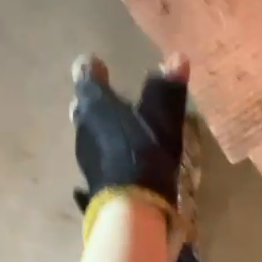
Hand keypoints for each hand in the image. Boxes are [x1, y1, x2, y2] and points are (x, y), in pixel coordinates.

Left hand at [70, 53, 188, 210]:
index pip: (85, 76)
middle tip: (101, 94)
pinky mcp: (93, 179)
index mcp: (95, 103)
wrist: (131, 205)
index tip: (95, 63)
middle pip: (83, 105)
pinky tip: (118, 155)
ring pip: (88, 131)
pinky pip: (97, 154)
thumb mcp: (162, 116)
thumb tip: (178, 57)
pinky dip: (106, 148)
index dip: (91, 68)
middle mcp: (83, 125)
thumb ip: (167, 88)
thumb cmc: (145, 151)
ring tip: (112, 124)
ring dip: (98, 125)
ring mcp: (86, 155)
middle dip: (92, 98)